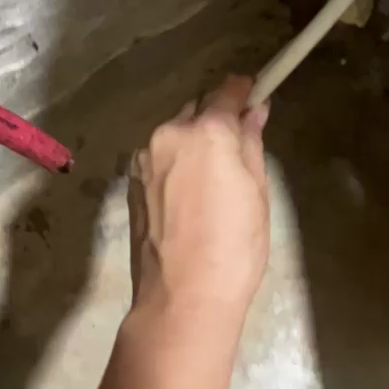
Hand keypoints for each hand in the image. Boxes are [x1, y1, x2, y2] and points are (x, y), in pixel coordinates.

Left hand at [127, 76, 270, 324]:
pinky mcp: (131, 180)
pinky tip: (187, 192)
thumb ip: (250, 143)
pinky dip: (175, 160)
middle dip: (215, 117)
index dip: (242, 90)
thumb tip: (254, 111)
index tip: (254, 92)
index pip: (226, 92)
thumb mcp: (256, 192)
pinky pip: (159, 155)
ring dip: (193, 139)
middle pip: (197, 109)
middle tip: (236, 143)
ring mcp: (144, 156)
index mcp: (206, 131)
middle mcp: (169, 133)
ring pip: (174, 132)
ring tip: (211, 175)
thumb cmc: (233, 248)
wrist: (181, 298)